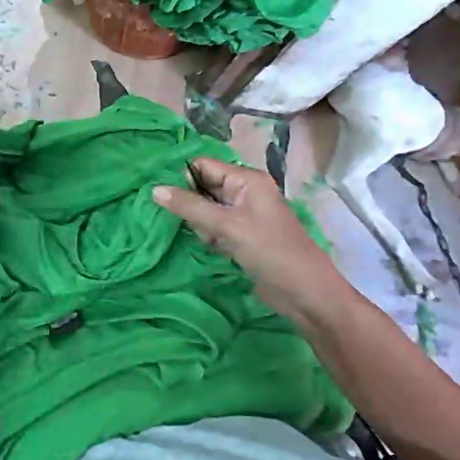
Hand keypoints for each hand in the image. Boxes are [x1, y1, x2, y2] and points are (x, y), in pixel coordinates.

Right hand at [154, 158, 354, 324]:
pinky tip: (218, 250)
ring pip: (208, 210)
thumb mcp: (228, 227)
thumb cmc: (270, 252)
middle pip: (205, 187)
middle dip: (193, 205)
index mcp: (247, 179)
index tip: (166, 199)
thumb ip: (191, 207)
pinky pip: (216, 228)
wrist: (305, 294)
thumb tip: (154, 190)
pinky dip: (211, 237)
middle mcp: (246, 192)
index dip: (184, 179)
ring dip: (202, 225)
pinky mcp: (243, 236)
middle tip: (196, 225)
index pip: (204, 166)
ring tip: (215, 242)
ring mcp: (245, 215)